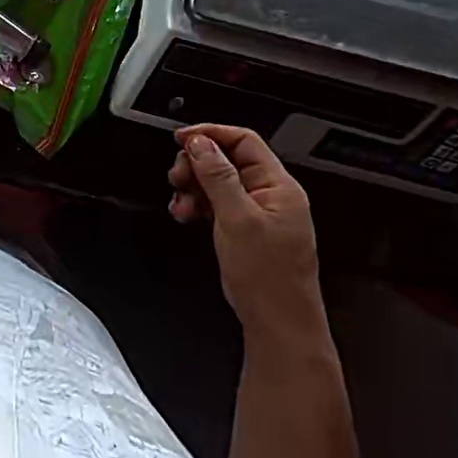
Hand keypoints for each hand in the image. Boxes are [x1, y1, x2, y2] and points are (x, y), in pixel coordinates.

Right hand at [168, 124, 324, 333]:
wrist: (277, 324)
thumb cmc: (269, 279)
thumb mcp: (237, 220)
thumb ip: (217, 177)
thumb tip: (201, 143)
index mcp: (279, 187)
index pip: (244, 141)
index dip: (211, 134)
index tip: (182, 139)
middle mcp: (270, 195)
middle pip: (225, 159)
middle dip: (196, 165)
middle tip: (178, 178)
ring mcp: (257, 211)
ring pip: (216, 181)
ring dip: (193, 187)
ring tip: (182, 205)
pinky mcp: (244, 227)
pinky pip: (215, 202)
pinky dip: (197, 205)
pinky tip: (187, 215)